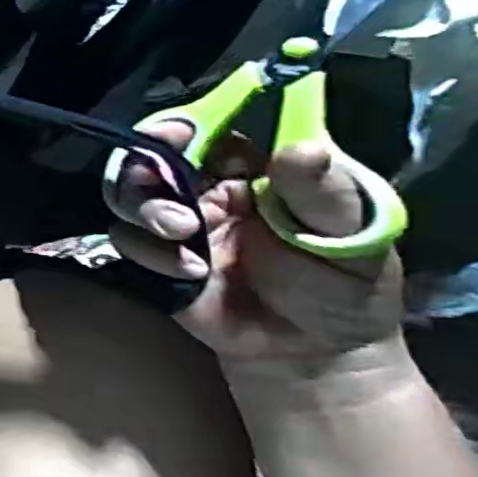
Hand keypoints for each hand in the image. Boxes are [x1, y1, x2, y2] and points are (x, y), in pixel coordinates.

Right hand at [109, 122, 404, 381]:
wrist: (310, 352)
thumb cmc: (343, 285)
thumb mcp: (354, 237)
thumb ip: (322, 193)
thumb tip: (302, 147)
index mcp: (247, 170)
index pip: (200, 130)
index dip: (178, 125)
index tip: (175, 132)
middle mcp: (199, 188)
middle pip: (144, 158)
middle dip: (142, 168)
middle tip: (160, 182)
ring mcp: (169, 222)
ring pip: (123, 194)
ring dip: (145, 209)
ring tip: (183, 232)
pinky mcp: (149, 256)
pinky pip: (126, 240)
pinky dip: (153, 254)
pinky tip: (192, 272)